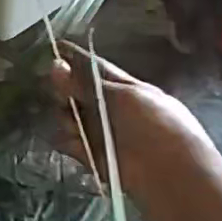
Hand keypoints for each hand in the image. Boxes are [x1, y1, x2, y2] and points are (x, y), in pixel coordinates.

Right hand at [48, 42, 216, 196]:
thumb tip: (54, 64)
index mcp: (127, 90)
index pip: (96, 68)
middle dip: (65, 93)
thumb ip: (86, 84)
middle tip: (64, 97)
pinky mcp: (91, 153)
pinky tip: (79, 144)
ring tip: (77, 128)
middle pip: (75, 93)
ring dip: (68, 120)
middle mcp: (111, 108)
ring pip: (68, 116)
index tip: (53, 46)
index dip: (75, 58)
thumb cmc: (155, 127)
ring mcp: (100, 131)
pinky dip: (70, 142)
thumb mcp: (123, 97)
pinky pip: (67, 141)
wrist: (168, 173)